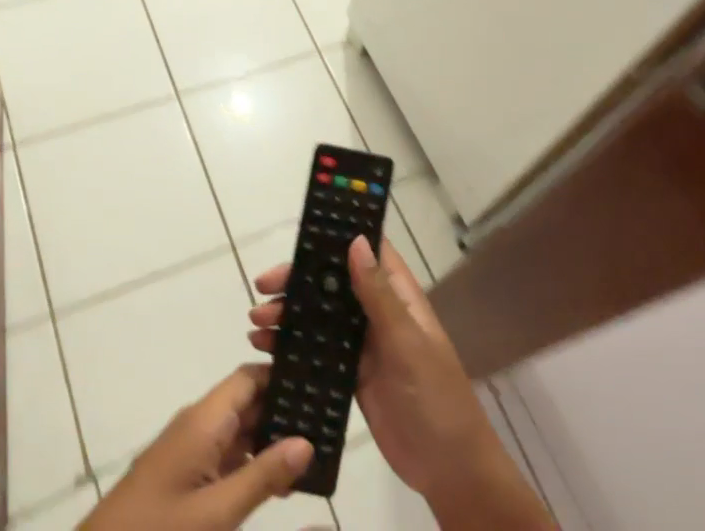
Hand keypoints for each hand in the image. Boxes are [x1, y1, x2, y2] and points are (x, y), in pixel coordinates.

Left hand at [82, 364, 313, 530]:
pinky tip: (282, 483)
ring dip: (272, 440)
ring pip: (239, 432)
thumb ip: (263, 477)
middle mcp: (196, 426)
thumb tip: (307, 440)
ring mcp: (188, 451)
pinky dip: (253, 463)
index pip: (249, 378)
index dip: (283, 376)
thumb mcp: (217, 513)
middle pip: (247, 402)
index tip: (322, 382)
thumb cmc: (160, 530)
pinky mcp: (184, 475)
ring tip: (318, 451)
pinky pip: (226, 456)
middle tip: (331, 420)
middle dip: (285, 410)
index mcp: (203, 421)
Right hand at [246, 237, 494, 497]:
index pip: (369, 253)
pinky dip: (293, 348)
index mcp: (400, 298)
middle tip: (262, 286)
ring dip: (289, 315)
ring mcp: (366, 347)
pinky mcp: (353, 376)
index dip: (338, 238)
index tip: (300, 236)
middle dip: (298, 282)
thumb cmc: (435, 398)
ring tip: (255, 324)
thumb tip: (356, 241)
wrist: (449, 467)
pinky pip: (318, 352)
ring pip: (321, 318)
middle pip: (334, 284)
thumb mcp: (406, 343)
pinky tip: (267, 350)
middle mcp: (381, 315)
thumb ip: (378, 295)